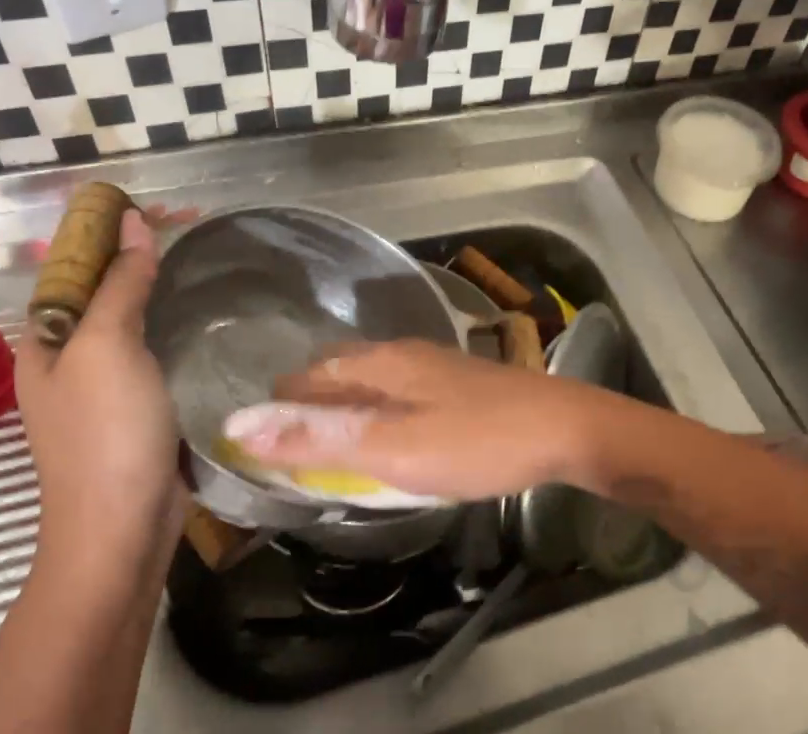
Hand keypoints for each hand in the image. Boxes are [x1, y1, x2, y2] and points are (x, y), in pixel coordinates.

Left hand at [16, 207, 183, 570]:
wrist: (120, 530)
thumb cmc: (106, 433)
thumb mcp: (107, 347)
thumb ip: (119, 285)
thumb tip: (133, 222)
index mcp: (42, 340)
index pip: (72, 267)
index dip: (110, 233)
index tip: (161, 209)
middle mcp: (63, 360)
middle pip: (98, 293)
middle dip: (136, 256)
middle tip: (192, 231)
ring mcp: (97, 390)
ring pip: (125, 324)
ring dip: (153, 291)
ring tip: (198, 264)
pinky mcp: (131, 412)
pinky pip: (145, 355)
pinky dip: (166, 329)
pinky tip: (195, 321)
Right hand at [223, 340, 629, 500]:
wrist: (566, 429)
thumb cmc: (476, 442)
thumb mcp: (392, 448)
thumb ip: (319, 439)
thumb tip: (241, 426)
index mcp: (380, 362)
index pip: (306, 377)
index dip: (277, 410)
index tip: (260, 449)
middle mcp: (402, 354)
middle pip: (337, 372)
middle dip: (308, 407)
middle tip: (293, 453)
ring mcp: (434, 366)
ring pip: (369, 381)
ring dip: (343, 410)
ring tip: (333, 449)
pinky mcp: (458, 384)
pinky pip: (397, 392)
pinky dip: (376, 414)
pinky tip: (389, 439)